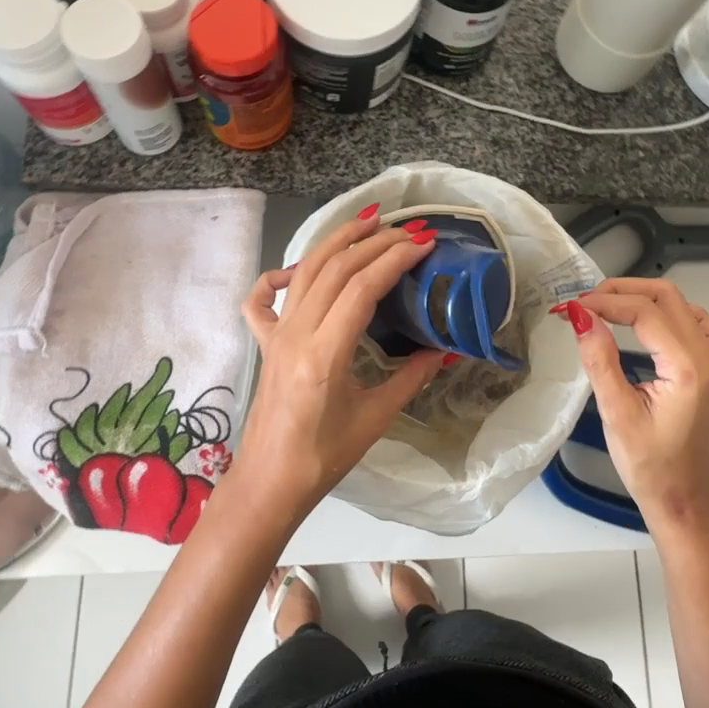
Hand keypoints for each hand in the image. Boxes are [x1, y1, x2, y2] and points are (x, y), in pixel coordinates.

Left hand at [235, 209, 443, 520]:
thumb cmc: (323, 457)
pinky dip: (279, 276)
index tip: (425, 245)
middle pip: (336, 269)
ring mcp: (276, 335)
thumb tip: (446, 350)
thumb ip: (412, 378)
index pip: (362, 286)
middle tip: (409, 231)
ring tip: (368, 224)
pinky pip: (262, 300)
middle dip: (375, 242)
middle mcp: (296, 333)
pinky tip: (297, 269)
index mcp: (325, 352)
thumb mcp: (376, 417)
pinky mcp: (265, 344)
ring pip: (305, 271)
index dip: (396, 259)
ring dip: (337, 242)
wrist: (269, 483)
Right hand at [558, 278, 708, 534]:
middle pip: (666, 296)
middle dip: (622, 291)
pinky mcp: (708, 366)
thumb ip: (600, 359)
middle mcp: (706, 355)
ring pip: (680, 303)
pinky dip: (665, 309)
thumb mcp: (616, 413)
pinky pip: (692, 320)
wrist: (681, 496)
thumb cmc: (648, 464)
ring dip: (642, 296)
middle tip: (584, 302)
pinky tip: (643, 319)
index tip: (570, 307)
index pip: (644, 312)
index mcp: (687, 367)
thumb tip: (579, 316)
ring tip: (605, 305)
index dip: (605, 302)